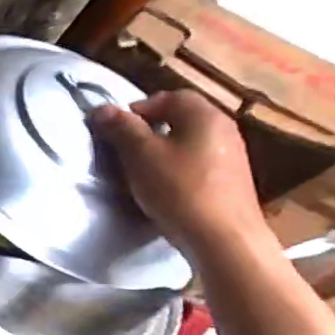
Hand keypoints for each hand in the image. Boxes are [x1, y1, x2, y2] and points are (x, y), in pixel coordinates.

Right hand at [87, 90, 271, 259]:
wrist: (223, 238)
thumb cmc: (179, 189)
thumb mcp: (141, 156)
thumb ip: (121, 128)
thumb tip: (101, 108)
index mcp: (205, 116)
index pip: (172, 96)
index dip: (140, 106)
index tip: (117, 128)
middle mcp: (224, 128)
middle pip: (182, 117)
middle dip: (150, 128)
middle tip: (125, 148)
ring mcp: (232, 155)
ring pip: (189, 140)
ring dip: (163, 148)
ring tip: (141, 169)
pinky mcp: (231, 179)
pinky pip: (198, 161)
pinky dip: (178, 166)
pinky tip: (165, 186)